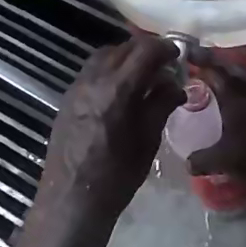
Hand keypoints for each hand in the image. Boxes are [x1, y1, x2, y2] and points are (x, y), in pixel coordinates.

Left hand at [41, 37, 184, 217]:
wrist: (72, 198)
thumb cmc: (117, 175)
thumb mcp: (148, 140)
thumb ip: (161, 104)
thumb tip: (174, 84)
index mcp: (118, 89)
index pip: (145, 51)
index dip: (165, 48)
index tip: (178, 54)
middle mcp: (94, 80)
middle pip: (123, 48)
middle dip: (146, 51)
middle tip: (164, 65)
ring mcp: (77, 87)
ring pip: (104, 56)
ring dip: (126, 57)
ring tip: (143, 75)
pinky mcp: (68, 98)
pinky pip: (91, 71)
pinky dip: (109, 69)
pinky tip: (121, 88)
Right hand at [184, 63, 245, 192]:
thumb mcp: (220, 159)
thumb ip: (201, 159)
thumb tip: (188, 164)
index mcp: (232, 95)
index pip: (214, 72)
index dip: (202, 63)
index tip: (191, 57)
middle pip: (233, 75)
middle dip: (220, 74)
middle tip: (209, 76)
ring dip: (239, 88)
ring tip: (227, 94)